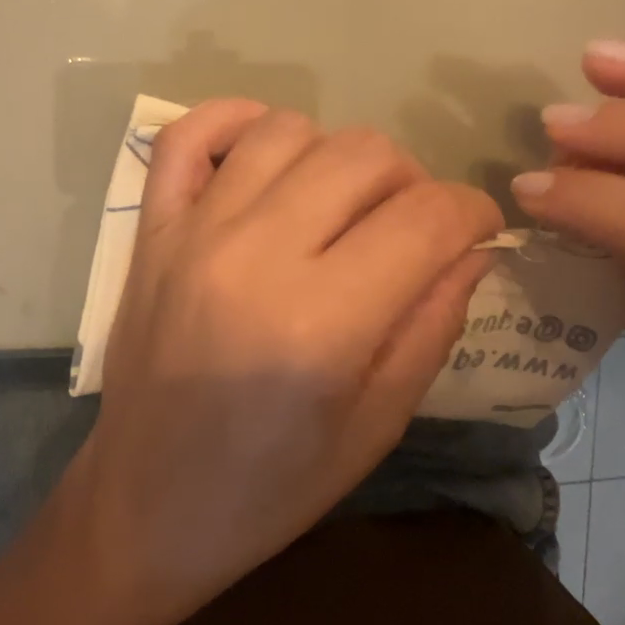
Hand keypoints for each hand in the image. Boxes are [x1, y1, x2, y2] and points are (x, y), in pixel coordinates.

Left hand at [66, 100, 501, 619]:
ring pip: (289, 129)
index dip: (473, 213)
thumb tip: (472, 248)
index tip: (478, 233)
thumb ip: (432, 326)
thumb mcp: (376, 427)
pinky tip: (267, 152)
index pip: (427, 216)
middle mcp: (256, 253)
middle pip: (365, 153)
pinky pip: (189, 134)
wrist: (146, 503)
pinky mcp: (151, 229)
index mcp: (322, 320)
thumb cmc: (270, 487)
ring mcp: (194, 231)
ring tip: (341, 206)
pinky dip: (234, 121)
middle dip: (413, 182)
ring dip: (336, 156)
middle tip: (411, 230)